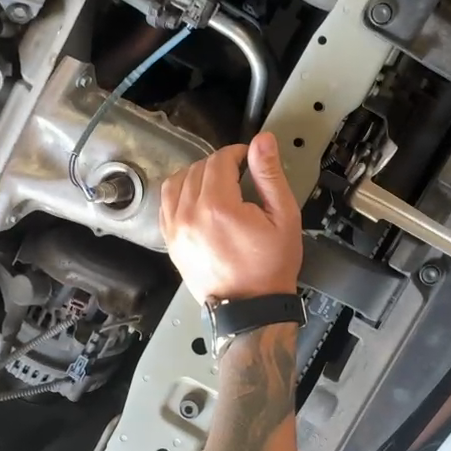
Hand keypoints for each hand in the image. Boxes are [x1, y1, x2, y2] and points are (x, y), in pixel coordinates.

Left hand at [159, 131, 302, 301]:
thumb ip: (270, 175)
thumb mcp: (283, 216)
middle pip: (199, 168)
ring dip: (198, 175)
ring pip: (178, 181)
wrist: (251, 308)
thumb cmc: (269, 267)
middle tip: (240, 176)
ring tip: (219, 185)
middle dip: (221, 165)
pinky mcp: (171, 241)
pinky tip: (199, 199)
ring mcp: (176, 230)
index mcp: (218, 207)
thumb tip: (263, 143)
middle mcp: (190, 215)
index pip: (220, 160)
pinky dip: (181, 193)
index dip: (237, 153)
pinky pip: (167, 203)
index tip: (249, 159)